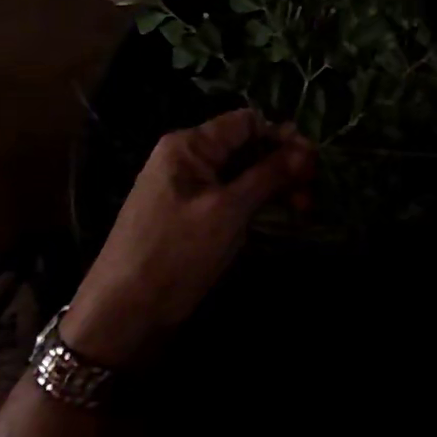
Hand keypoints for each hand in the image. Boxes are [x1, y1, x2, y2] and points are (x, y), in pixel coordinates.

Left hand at [64, 109, 313, 366]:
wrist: (122, 314)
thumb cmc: (175, 254)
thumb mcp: (227, 212)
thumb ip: (267, 176)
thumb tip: (306, 149)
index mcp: (189, 145)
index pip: (246, 122)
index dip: (282, 136)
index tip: (314, 163)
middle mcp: (186, 157)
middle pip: (244, 146)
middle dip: (280, 163)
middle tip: (312, 193)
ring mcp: (186, 187)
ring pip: (239, 172)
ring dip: (271, 184)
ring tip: (302, 208)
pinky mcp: (189, 214)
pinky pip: (228, 194)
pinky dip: (254, 201)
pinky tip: (276, 216)